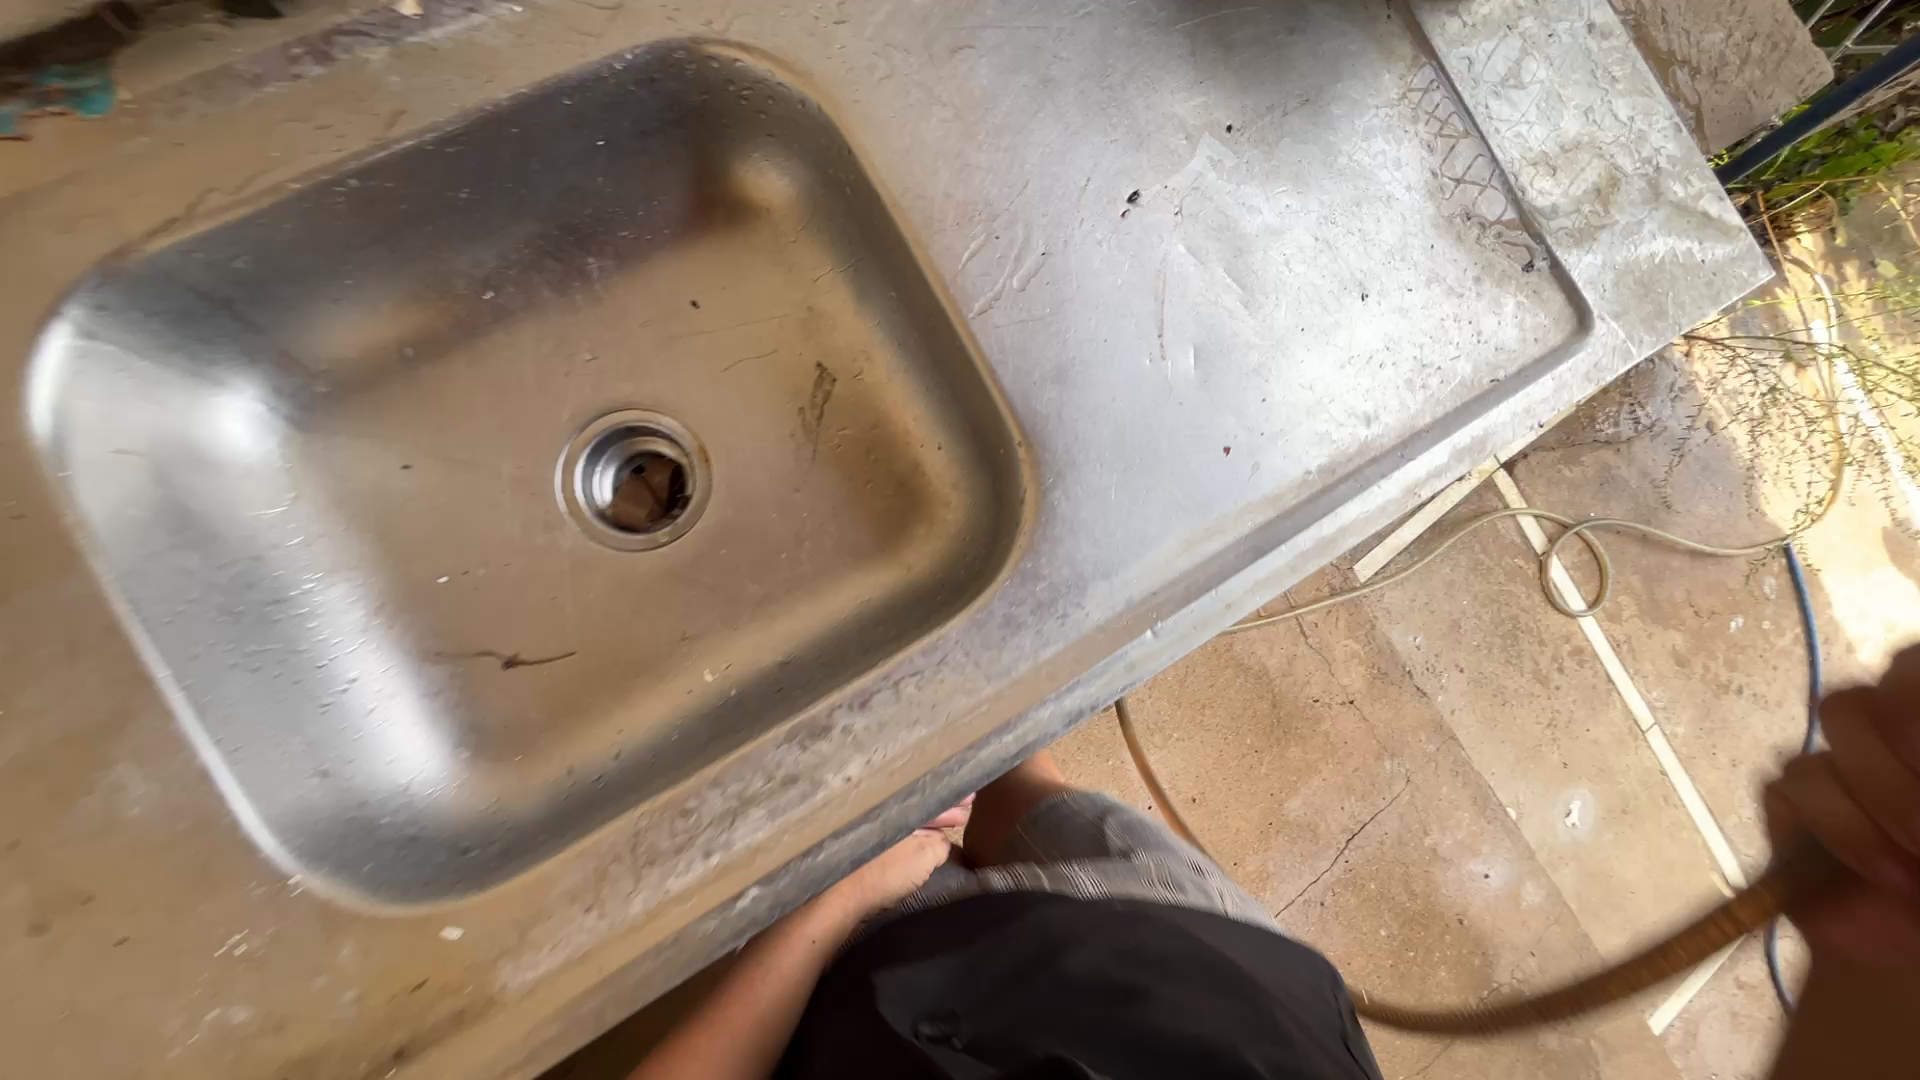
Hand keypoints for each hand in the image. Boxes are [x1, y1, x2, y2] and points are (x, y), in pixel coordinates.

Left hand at [807, 798, 972, 928]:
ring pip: (909, 820)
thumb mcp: (925, 856)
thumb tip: (943, 841)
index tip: (971, 794)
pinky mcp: (866, 848)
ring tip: (954, 824)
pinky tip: (929, 844)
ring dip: (932, 823)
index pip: (928, 793)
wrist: (841, 898)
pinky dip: (916, 836)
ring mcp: (873, 829)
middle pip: (919, 804)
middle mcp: (882, 810)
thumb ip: (941, 844)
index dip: (951, 794)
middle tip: (967, 807)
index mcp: (894, 804)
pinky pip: (899, 834)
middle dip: (945, 807)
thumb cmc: (883, 871)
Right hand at [1764, 645, 1919, 967]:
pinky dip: (1844, 831)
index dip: (1915, 687)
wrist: (1909, 961)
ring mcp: (1838, 765)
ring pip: (1834, 728)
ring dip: (1881, 799)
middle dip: (1898, 754)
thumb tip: (1906, 728)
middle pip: (1868, 693)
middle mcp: (1895, 740)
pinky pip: (1797, 784)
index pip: (1914, 664)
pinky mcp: (1791, 798)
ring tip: (1918, 858)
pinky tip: (1885, 873)